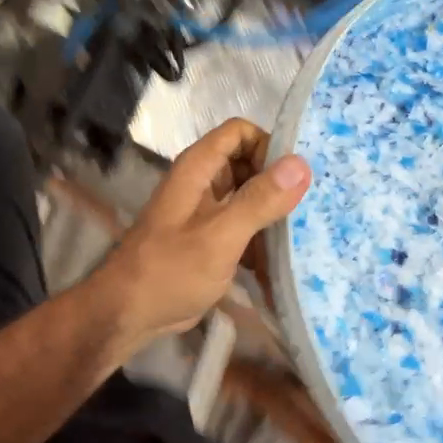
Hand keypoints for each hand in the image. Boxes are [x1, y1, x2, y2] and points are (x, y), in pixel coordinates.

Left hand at [87, 118, 311, 353]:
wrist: (131, 311)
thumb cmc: (171, 269)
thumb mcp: (220, 235)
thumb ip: (259, 200)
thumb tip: (301, 164)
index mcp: (198, 167)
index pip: (239, 132)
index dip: (268, 145)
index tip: (296, 177)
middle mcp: (202, 181)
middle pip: (248, 163)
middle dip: (277, 182)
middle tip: (311, 209)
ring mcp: (206, 209)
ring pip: (249, 195)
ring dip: (272, 213)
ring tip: (305, 237)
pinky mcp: (211, 237)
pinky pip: (244, 224)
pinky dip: (261, 237)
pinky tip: (282, 263)